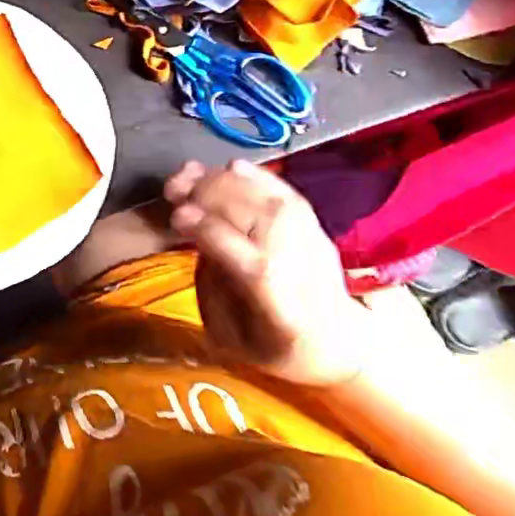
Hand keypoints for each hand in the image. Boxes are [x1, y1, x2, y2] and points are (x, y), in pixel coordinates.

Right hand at [165, 159, 369, 385]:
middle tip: (174, 192)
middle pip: (257, 218)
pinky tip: (227, 167)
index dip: (210, 231)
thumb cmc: (277, 348)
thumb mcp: (233, 341)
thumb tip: (201, 246)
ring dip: (225, 181)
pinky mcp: (315, 226)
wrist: (340, 340)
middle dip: (210, 196)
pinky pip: (284, 191)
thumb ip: (212, 293)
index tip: (176, 218)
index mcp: (281, 307)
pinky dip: (255, 175)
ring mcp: (312, 243)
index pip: (248, 260)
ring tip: (189, 176)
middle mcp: (301, 267)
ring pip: (268, 199)